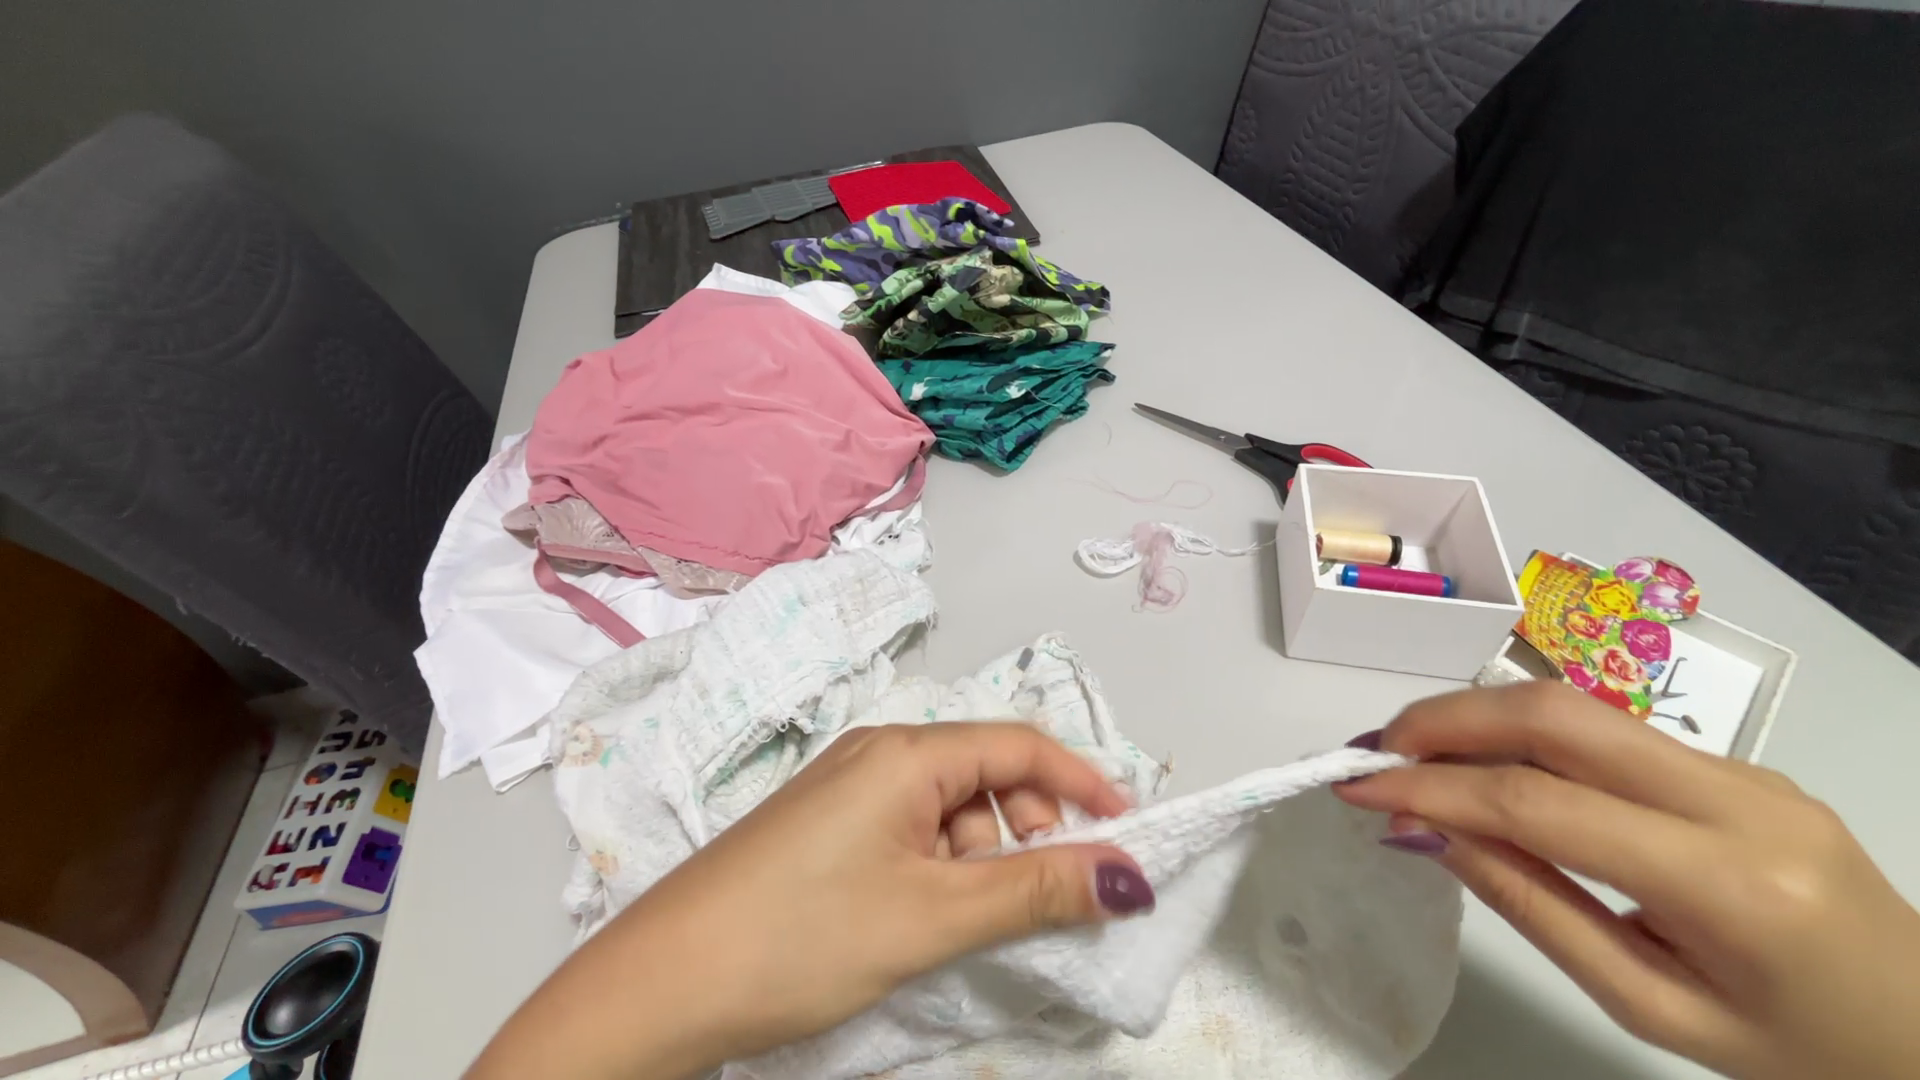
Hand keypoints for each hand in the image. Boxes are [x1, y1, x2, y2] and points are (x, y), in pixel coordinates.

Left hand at [467, 723, 1153, 1079]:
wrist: (664, 982)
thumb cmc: (806, 936)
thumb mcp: (934, 915)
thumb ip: (1035, 890)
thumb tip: (1128, 876)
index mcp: (906, 753)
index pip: (1019, 745)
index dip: (1082, 783)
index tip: (1128, 833)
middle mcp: (876, 753)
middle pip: (984, 771)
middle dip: (1029, 824)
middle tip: (1038, 889)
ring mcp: (845, 788)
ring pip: (947, 804)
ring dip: (981, 852)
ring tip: (968, 915)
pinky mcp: (824, 825)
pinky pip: (908, 826)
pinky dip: (940, 862)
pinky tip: (924, 912)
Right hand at [1335, 682, 1919, 1079]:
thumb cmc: (1795, 1051)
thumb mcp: (1648, 1005)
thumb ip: (1531, 906)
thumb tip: (1425, 833)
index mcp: (1730, 885)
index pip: (1539, 804)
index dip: (1432, 787)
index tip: (1355, 787)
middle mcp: (1740, 799)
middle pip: (1555, 715)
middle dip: (1444, 720)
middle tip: (1374, 750)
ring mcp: (1741, 768)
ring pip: (1573, 705)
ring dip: (1473, 716)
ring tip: (1409, 751)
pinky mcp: (1729, 760)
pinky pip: (1600, 728)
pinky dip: (1517, 733)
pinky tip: (1482, 763)